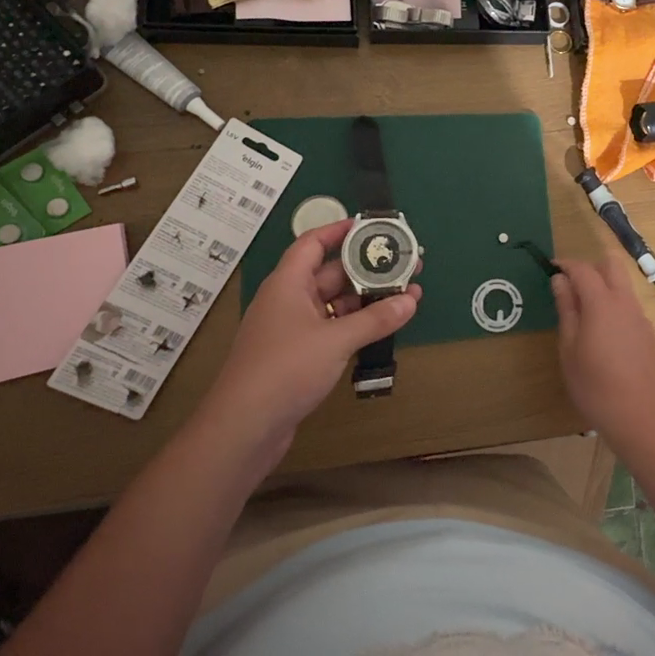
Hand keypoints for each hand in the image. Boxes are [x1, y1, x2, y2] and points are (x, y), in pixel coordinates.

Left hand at [205, 218, 419, 438]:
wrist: (244, 428)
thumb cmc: (285, 370)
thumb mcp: (336, 341)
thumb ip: (375, 319)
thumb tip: (410, 300)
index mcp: (288, 284)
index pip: (313, 243)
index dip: (341, 230)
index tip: (373, 227)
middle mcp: (288, 300)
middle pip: (330, 273)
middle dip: (367, 269)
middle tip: (405, 266)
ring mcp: (291, 330)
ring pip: (334, 304)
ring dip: (366, 300)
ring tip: (405, 297)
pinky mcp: (296, 356)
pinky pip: (331, 329)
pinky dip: (355, 325)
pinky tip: (382, 328)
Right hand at [552, 251, 654, 452]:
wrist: (643, 419)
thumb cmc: (596, 387)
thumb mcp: (569, 350)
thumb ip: (566, 310)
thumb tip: (560, 281)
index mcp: (603, 303)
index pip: (583, 268)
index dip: (565, 264)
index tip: (551, 268)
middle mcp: (626, 302)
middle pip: (611, 264)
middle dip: (590, 267)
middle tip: (570, 289)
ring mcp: (641, 317)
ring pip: (623, 285)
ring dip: (603, 287)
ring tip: (583, 316)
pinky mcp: (649, 334)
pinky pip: (629, 307)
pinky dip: (614, 307)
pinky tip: (603, 338)